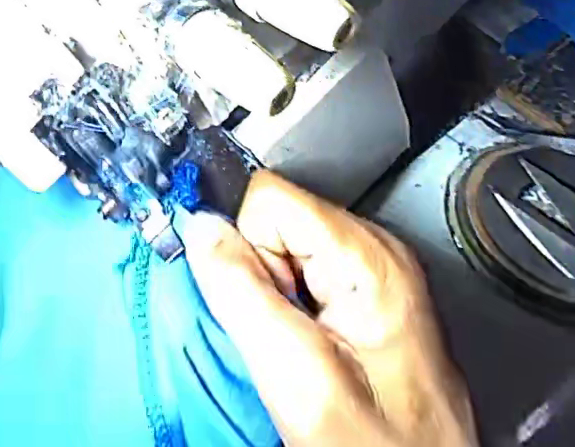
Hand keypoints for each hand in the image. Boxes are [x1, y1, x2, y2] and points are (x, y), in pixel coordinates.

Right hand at [183, 172, 475, 446]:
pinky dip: (281, 305)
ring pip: (271, 244)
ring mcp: (370, 272)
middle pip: (267, 219)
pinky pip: (289, 268)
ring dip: (267, 295)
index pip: (265, 197)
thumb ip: (240, 291)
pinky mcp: (361, 294)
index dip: (252, 252)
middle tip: (290, 337)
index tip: (275, 308)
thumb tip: (199, 225)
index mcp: (370, 257)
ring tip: (301, 348)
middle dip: (257, 275)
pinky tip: (307, 346)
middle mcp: (374, 252)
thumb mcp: (299, 377)